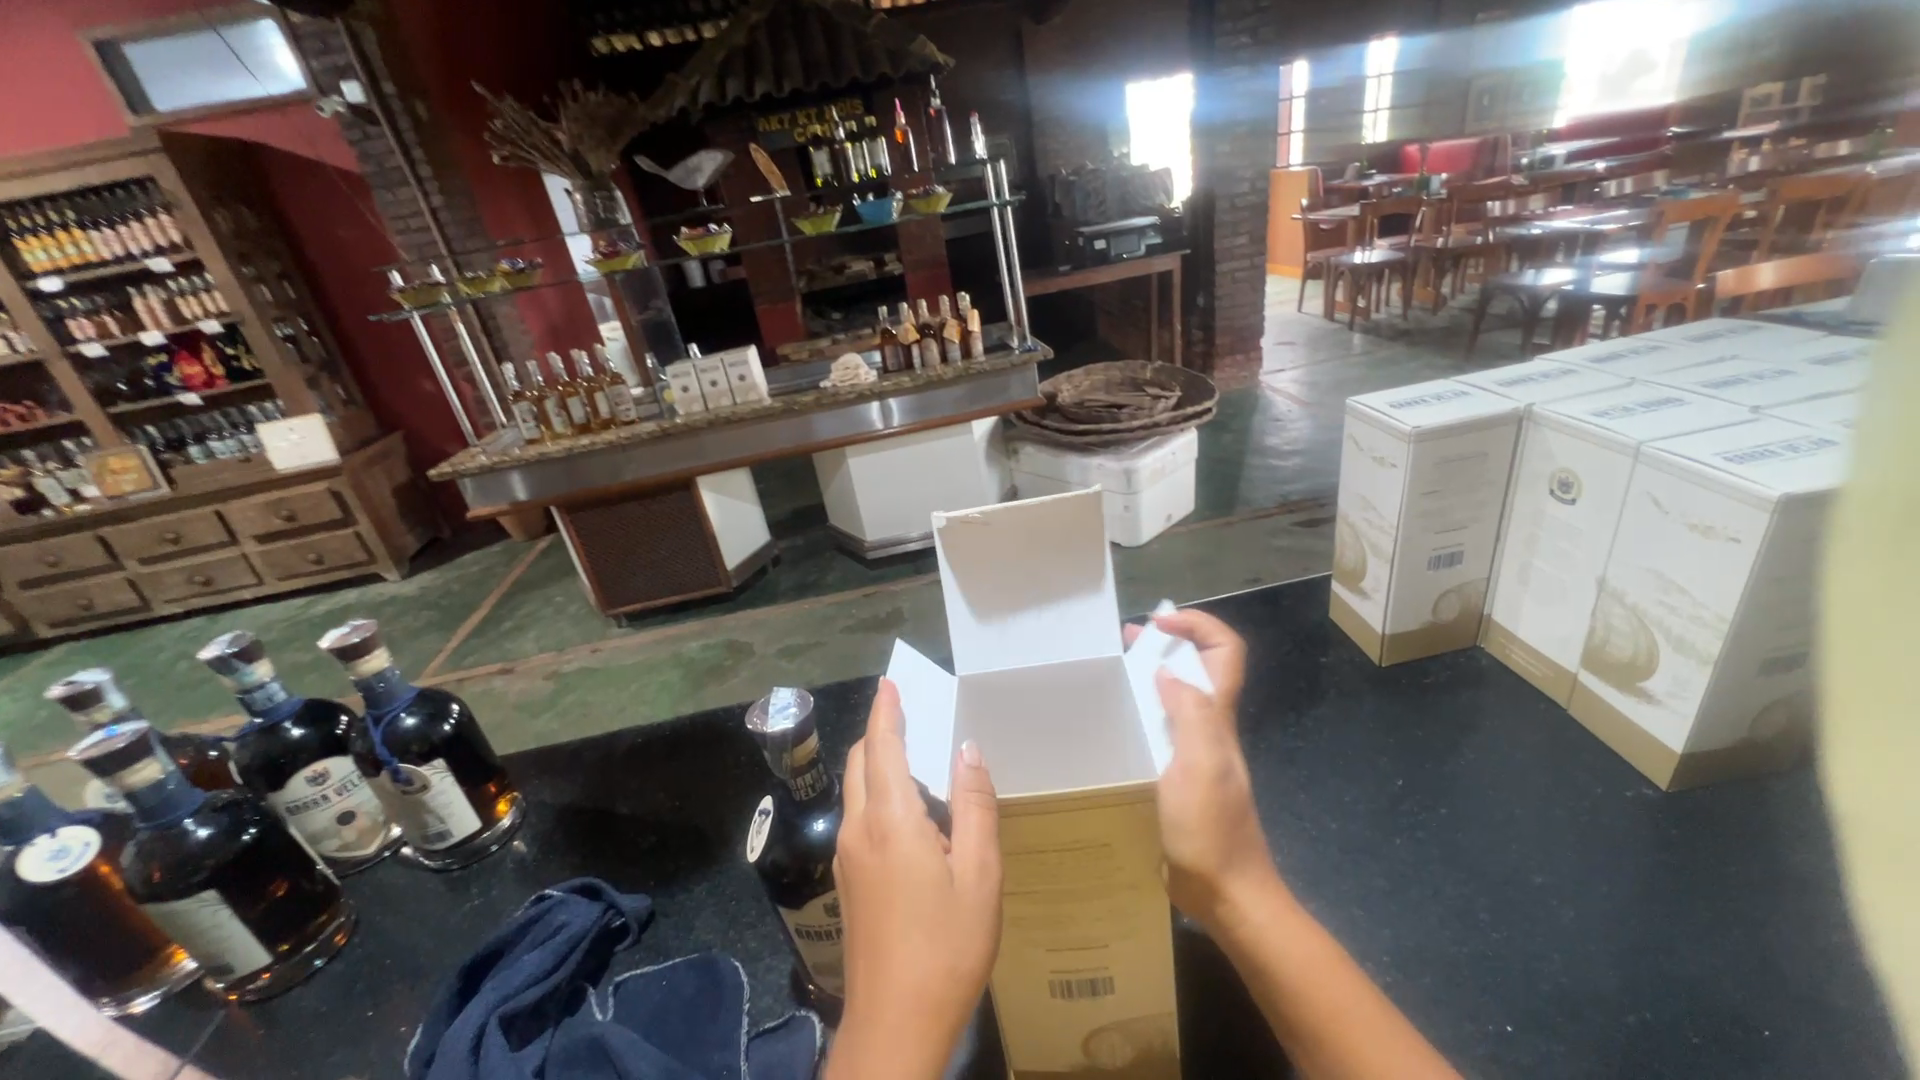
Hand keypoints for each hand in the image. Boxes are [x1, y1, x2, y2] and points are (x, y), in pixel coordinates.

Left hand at [826, 680, 1001, 1079]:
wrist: (895, 1022)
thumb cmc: (947, 945)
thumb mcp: (980, 874)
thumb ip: (974, 805)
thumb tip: (968, 749)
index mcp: (891, 820)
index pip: (881, 746)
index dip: (886, 710)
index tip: (890, 681)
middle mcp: (858, 829)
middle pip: (859, 763)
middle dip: (879, 733)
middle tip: (909, 715)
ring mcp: (846, 857)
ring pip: (856, 792)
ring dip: (879, 766)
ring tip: (918, 763)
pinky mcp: (846, 881)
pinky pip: (858, 819)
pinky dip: (877, 797)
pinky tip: (910, 817)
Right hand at [1126, 610, 1282, 928]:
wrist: (1224, 892)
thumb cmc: (1212, 829)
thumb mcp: (1201, 764)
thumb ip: (1189, 713)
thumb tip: (1168, 671)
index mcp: (1218, 717)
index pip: (1224, 651)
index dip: (1198, 626)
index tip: (1157, 623)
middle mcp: (1209, 728)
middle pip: (1198, 668)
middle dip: (1167, 642)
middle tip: (1124, 638)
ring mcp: (1194, 754)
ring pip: (1176, 698)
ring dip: (1149, 677)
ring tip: (1111, 671)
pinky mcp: (1177, 779)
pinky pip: (1160, 732)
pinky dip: (1140, 715)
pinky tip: (1113, 726)